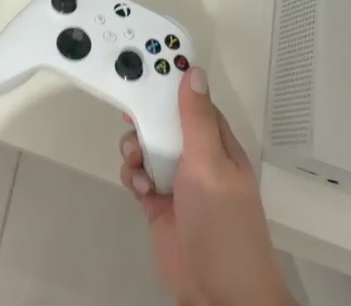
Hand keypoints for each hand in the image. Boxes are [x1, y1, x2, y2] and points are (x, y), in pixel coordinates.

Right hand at [120, 68, 292, 305]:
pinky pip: (137, 175)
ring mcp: (178, 183)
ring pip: (147, 148)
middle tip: (128, 115)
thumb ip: (195, 119)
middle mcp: (199, 160)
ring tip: (137, 164)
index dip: (170, 85)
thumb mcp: (210, 165)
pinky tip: (138, 189)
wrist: (219, 294)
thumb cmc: (222, 225)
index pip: (193, 103)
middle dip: (145, 118)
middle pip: (164, 123)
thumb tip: (193, 72)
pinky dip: (132, 176)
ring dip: (135, 150)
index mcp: (219, 146)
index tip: (145, 67)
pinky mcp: (158, 204)